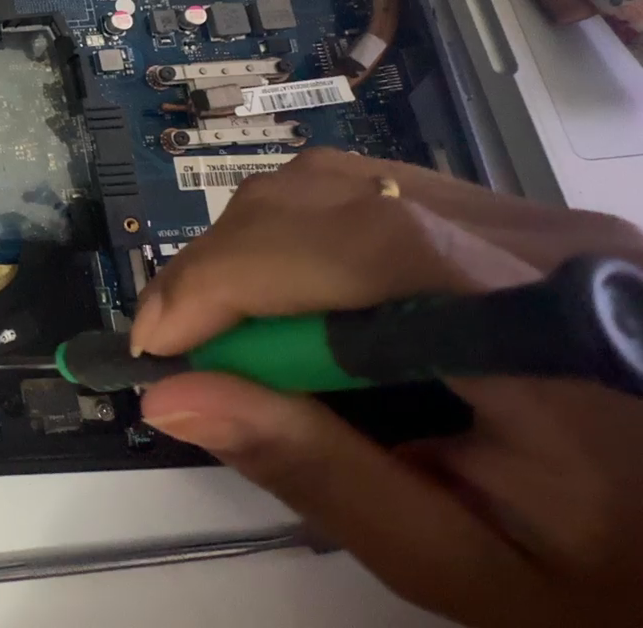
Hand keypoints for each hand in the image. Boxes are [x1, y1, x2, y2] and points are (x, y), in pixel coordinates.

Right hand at [128, 149, 642, 627]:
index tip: (158, 346)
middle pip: (326, 200)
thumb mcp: (463, 561)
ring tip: (222, 324)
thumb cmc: (605, 574)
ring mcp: (533, 219)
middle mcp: (551, 246)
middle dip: (216, 267)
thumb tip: (172, 398)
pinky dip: (285, 237)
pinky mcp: (507, 215)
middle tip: (176, 345)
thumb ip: (320, 475)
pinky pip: (356, 191)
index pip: (359, 247)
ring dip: (243, 248)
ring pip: (328, 183)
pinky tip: (283, 299)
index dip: (229, 278)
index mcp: (561, 338)